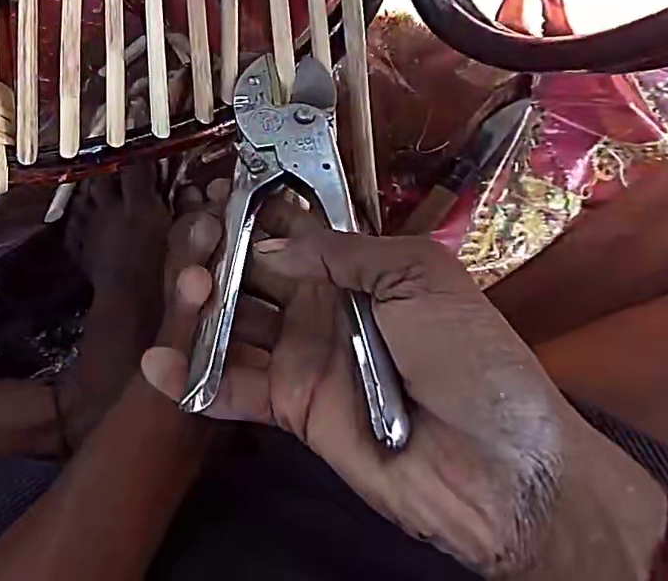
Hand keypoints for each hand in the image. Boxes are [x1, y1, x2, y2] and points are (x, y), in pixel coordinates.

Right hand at [140, 200, 666, 575]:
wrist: (507, 473)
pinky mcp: (288, 407)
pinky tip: (160, 365)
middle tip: (195, 243)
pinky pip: (232, 389)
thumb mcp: (420, 277)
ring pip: (230, 324)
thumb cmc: (472, 358)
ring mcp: (295, 355)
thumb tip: (271, 241)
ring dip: (199, 309)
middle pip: (245, 271)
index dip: (247, 211)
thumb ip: (343, 250)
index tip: (211, 194)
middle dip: (214, 253)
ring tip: (186, 293)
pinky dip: (193, 379)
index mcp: (345, 269)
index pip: (283, 229)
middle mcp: (311, 305)